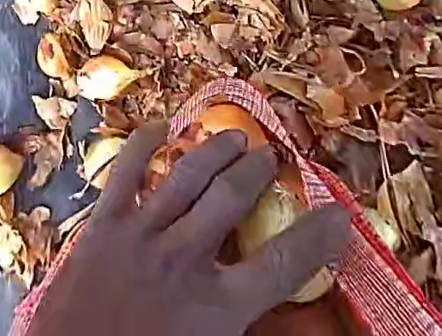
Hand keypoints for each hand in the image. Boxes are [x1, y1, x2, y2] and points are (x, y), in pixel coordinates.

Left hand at [28, 122, 350, 335]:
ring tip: (235, 137)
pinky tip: (161, 127)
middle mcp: (184, 260)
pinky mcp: (101, 228)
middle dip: (259, 169)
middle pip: (235, 195)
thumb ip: (248, 332)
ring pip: (190, 174)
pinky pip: (126, 172)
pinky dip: (145, 144)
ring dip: (217, 149)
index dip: (318, 236)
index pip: (284, 263)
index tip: (340, 214)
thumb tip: (285, 324)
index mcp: (214, 310)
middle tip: (271, 156)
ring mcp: (141, 237)